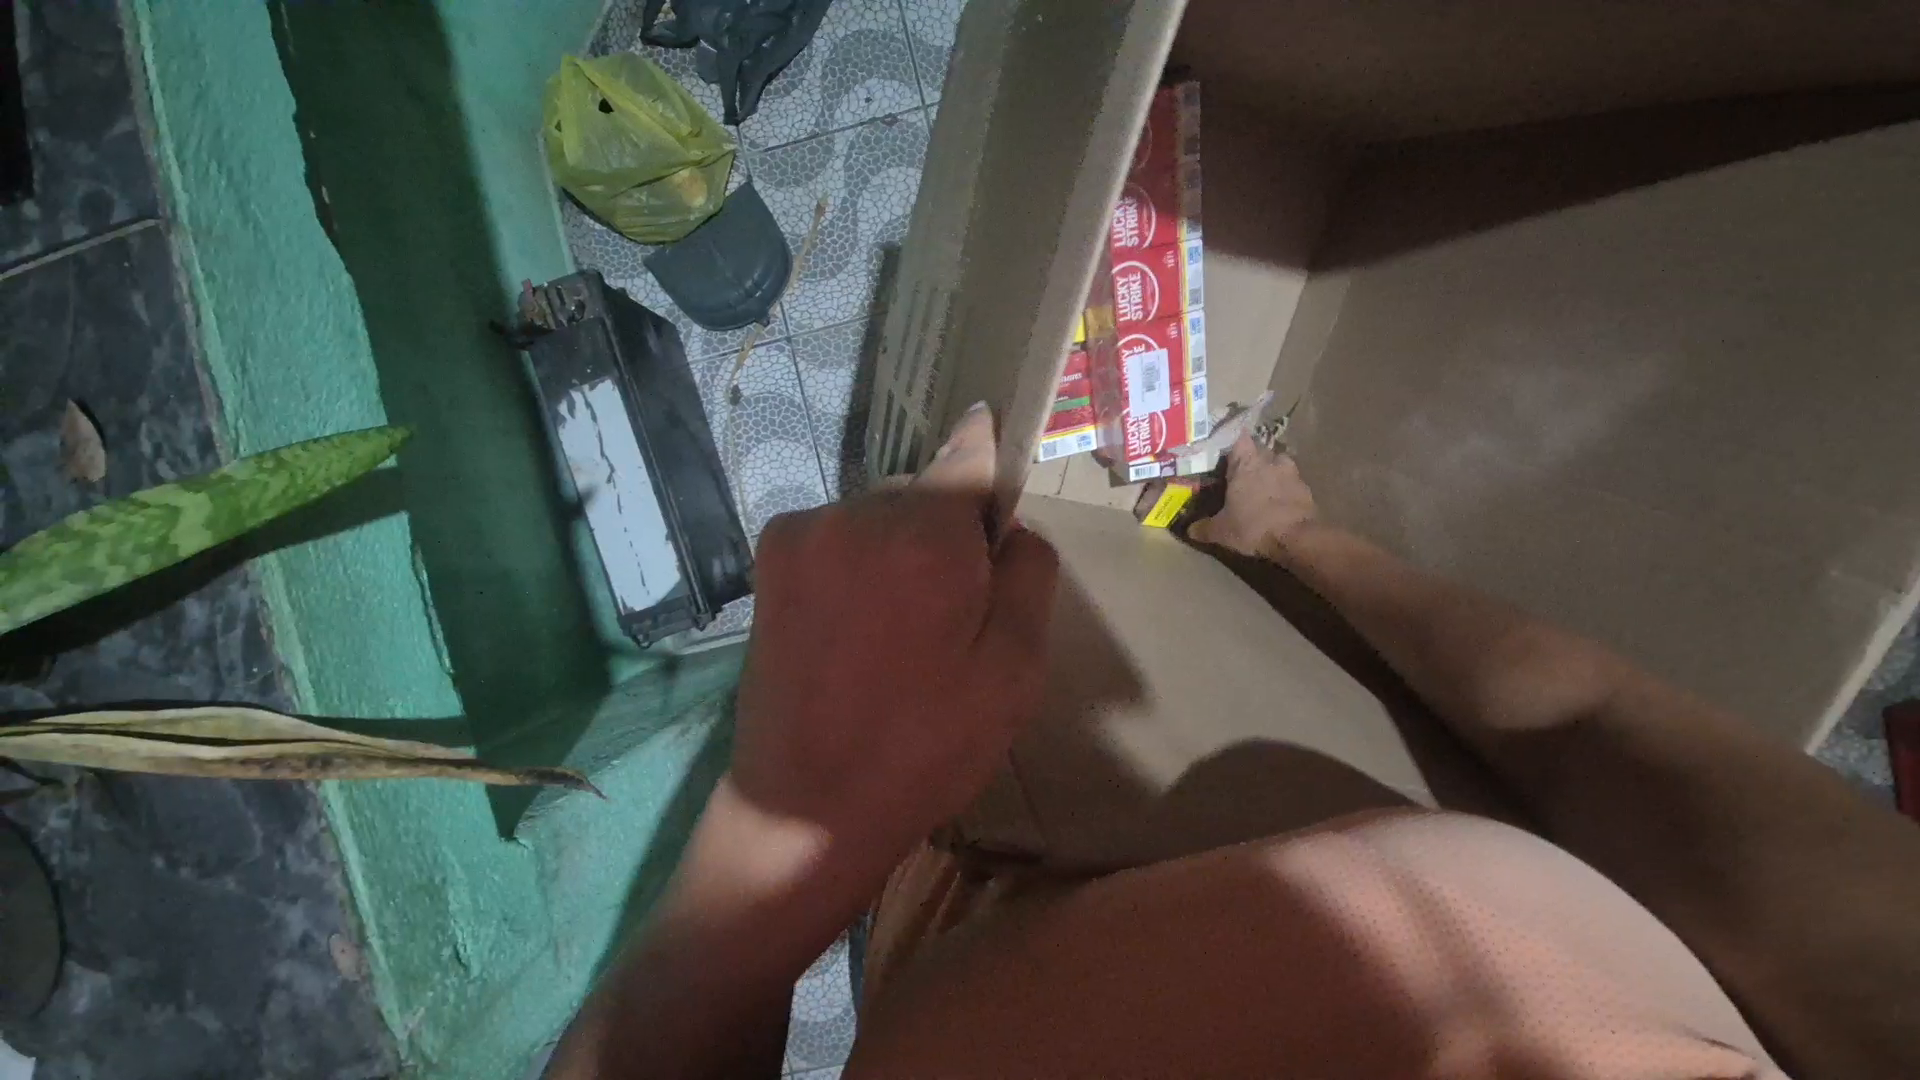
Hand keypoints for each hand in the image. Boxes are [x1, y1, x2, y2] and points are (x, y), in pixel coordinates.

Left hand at [726, 407, 1058, 892]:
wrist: (805, 808)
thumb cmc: (927, 746)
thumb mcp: (1016, 669)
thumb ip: (1028, 571)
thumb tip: (1008, 524)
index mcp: (924, 537)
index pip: (970, 454)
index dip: (992, 454)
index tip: (1000, 437)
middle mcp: (856, 513)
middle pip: (925, 493)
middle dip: (948, 531)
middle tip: (952, 608)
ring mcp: (802, 532)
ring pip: (880, 513)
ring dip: (900, 546)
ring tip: (898, 628)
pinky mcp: (769, 558)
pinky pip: (838, 533)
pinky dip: (858, 559)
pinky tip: (856, 625)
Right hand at [1187, 434, 1317, 558]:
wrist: (1298, 538)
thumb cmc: (1254, 526)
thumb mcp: (1221, 531)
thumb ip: (1203, 528)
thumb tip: (1189, 530)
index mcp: (1246, 464)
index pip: (1239, 439)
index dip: (1233, 444)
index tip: (1226, 452)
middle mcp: (1269, 461)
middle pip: (1259, 450)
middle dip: (1251, 459)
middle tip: (1240, 473)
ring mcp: (1291, 473)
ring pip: (1279, 463)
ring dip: (1272, 470)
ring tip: (1262, 485)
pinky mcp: (1306, 488)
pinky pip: (1292, 481)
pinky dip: (1285, 488)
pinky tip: (1279, 501)